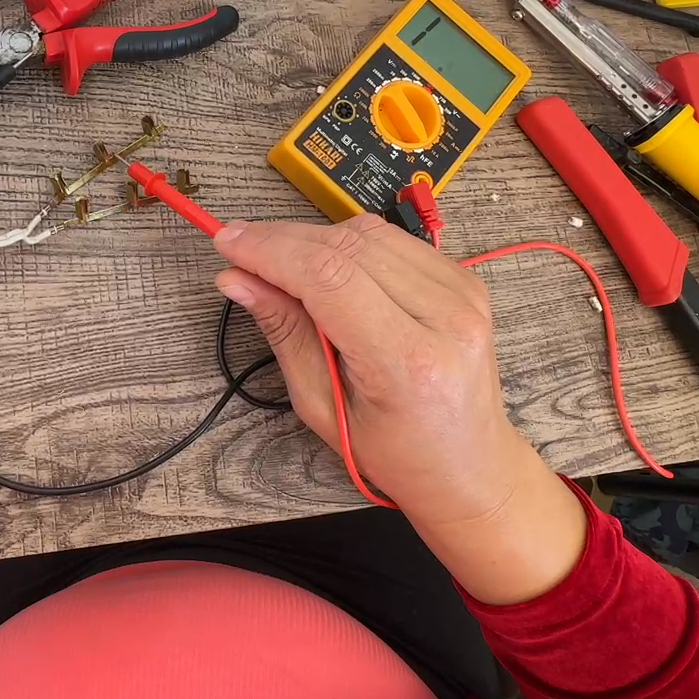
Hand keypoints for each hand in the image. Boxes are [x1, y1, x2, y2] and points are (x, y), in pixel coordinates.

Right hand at [212, 215, 535, 525]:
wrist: (471, 466)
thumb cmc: (393, 450)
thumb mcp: (320, 405)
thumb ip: (283, 331)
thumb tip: (236, 278)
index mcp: (408, 362)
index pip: (329, 278)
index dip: (270, 251)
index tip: (227, 242)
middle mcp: (446, 317)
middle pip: (345, 246)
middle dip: (281, 239)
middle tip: (238, 247)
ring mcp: (462, 292)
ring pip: (366, 232)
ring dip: (310, 238)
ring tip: (277, 262)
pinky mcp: (464, 279)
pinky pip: (389, 239)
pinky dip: (345, 243)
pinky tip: (324, 267)